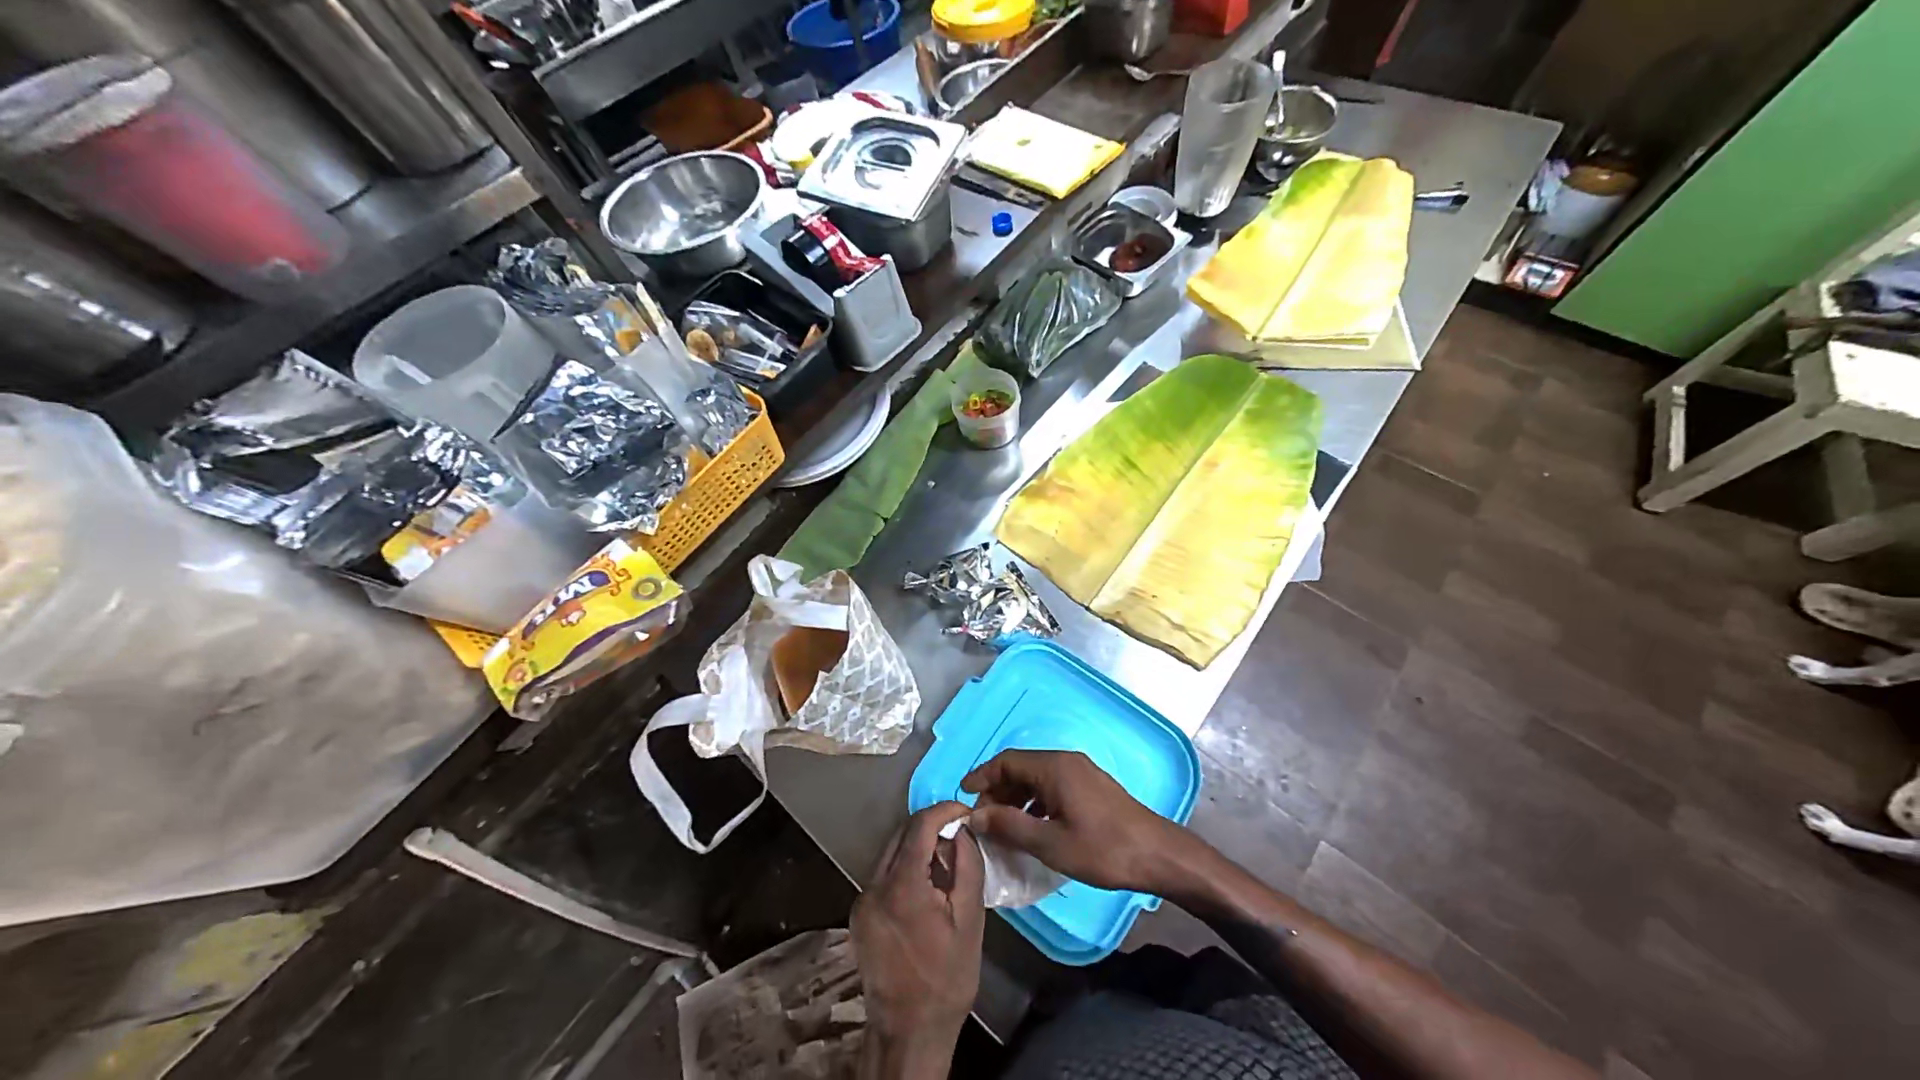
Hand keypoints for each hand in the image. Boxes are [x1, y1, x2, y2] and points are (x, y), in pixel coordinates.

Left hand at [851, 802, 983, 1077]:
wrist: (909, 1030)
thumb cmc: (947, 977)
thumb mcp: (970, 919)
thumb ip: (966, 865)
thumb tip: (962, 830)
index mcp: (901, 886)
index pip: (920, 825)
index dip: (944, 810)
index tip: (966, 812)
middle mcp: (873, 886)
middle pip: (901, 834)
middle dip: (931, 826)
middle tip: (960, 836)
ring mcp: (861, 899)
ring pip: (890, 852)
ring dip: (917, 846)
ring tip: (946, 861)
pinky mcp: (859, 912)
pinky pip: (884, 873)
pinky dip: (905, 866)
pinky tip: (926, 884)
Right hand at [962, 749, 1198, 894]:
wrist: (1157, 855)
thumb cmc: (1102, 848)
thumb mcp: (1049, 843)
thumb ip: (1009, 826)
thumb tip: (975, 817)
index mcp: (1054, 767)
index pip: (1006, 761)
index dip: (981, 777)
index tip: (963, 797)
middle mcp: (1065, 761)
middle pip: (1020, 767)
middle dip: (996, 791)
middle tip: (981, 820)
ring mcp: (1081, 772)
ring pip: (1036, 778)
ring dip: (1015, 798)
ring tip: (1002, 827)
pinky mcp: (1091, 787)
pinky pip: (1052, 786)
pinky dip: (1034, 802)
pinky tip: (1031, 827)